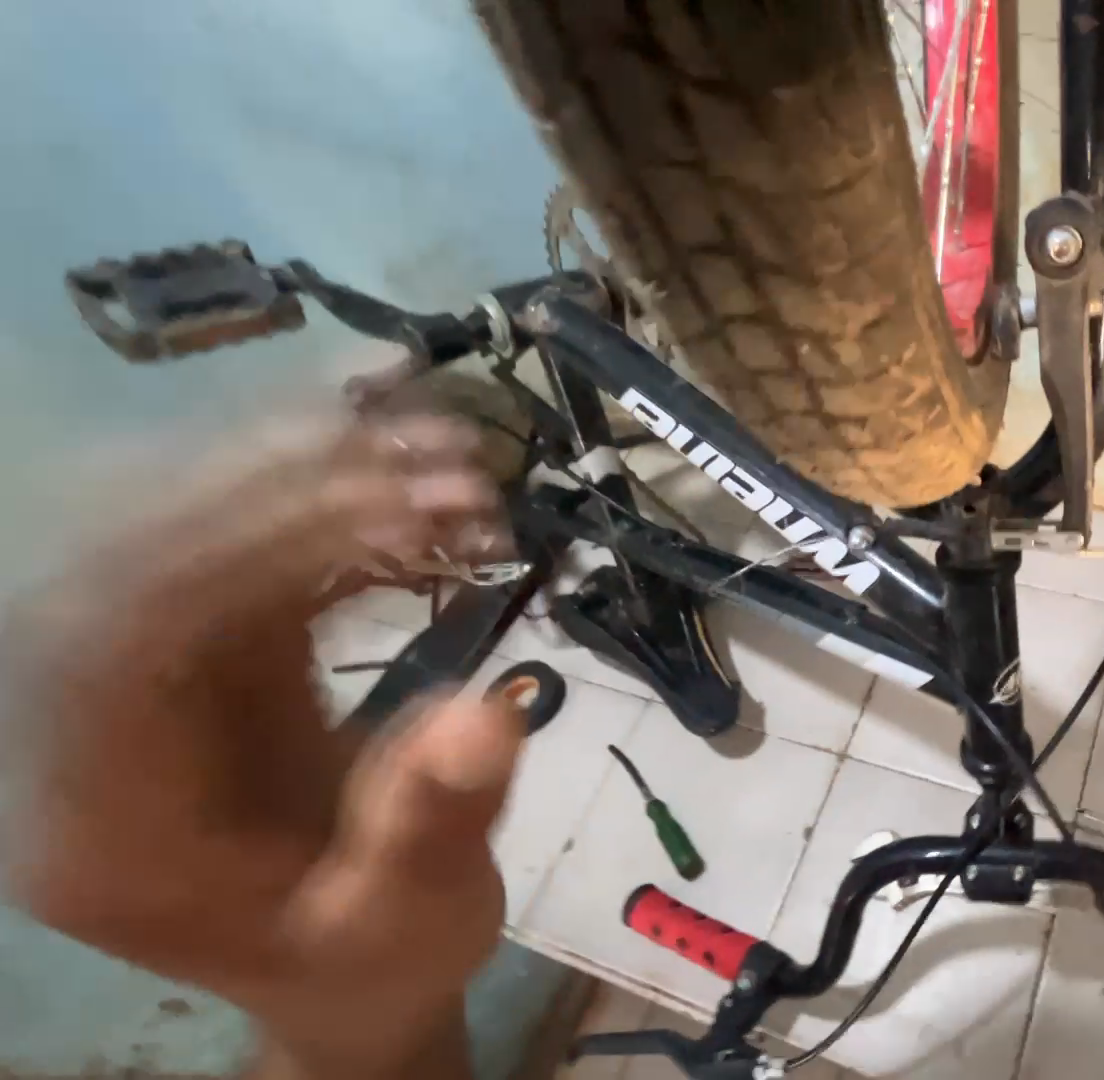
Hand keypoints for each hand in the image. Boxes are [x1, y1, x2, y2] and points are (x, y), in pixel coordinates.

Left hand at [4, 416, 520, 1079]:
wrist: (361, 962)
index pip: (125, 640)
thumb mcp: (409, 916)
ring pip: (202, 533)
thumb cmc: (377, 957)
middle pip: (150, 560)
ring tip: (448, 446)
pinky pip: (268, 553)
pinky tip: (429, 493)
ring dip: (325, 474)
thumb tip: (486, 714)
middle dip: (298, 488)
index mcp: (112, 816)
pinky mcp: (233, 657)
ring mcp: (168, 683)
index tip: (403, 512)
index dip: (252, 551)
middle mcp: (106, 729)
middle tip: (444, 453)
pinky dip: (350, 508)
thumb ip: (432, 826)